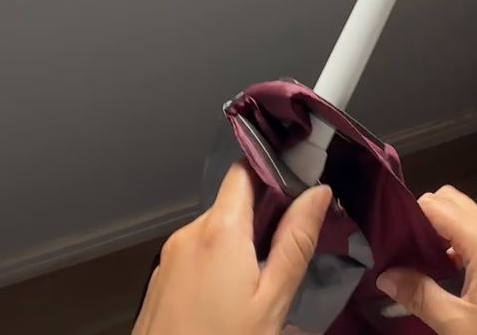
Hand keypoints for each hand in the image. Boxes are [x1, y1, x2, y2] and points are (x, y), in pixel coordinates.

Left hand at [133, 164, 332, 334]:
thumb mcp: (273, 300)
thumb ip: (296, 240)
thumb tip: (319, 190)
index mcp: (219, 229)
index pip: (245, 170)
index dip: (271, 173)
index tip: (297, 192)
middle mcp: (188, 234)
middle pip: (231, 205)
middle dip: (259, 221)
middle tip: (284, 256)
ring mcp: (168, 261)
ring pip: (214, 234)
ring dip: (237, 248)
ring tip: (257, 289)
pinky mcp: (158, 286)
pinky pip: (194, 259)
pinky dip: (214, 269)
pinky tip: (226, 306)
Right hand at [375, 186, 476, 334]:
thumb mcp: (456, 325)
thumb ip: (419, 295)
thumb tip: (384, 275)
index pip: (435, 204)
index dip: (408, 214)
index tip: (386, 235)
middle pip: (450, 200)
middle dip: (423, 216)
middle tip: (399, 247)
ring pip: (463, 215)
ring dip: (438, 228)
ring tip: (413, 257)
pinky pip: (474, 233)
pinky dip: (453, 240)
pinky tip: (438, 269)